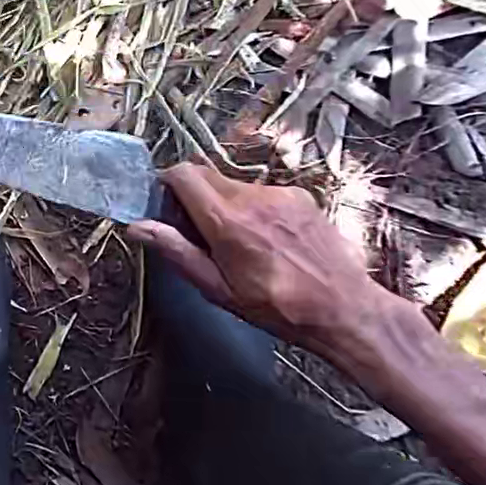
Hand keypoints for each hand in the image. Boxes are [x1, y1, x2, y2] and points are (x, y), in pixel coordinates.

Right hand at [125, 161, 392, 354]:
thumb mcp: (218, 288)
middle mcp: (252, 198)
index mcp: (227, 222)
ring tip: (237, 240)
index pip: (183, 174)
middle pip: (204, 174)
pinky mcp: (300, 196)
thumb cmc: (278, 308)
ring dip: (223, 202)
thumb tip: (137, 227)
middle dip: (192, 194)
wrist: (348, 311)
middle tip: (196, 228)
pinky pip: (260, 191)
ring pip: (232, 183)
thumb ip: (176, 251)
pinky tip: (266, 237)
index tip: (165, 205)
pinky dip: (251, 206)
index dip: (167, 183)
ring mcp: (280, 194)